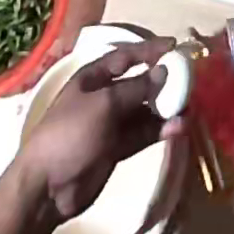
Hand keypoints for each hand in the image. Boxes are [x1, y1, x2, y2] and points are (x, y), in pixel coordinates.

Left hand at [14, 37, 186, 220]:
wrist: (46, 187)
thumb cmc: (71, 132)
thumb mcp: (104, 104)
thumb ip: (136, 88)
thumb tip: (163, 71)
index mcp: (94, 77)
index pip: (126, 56)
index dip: (150, 49)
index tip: (174, 45)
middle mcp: (104, 96)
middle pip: (138, 82)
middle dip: (162, 80)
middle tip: (187, 79)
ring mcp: (111, 123)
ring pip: (144, 110)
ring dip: (164, 108)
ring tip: (187, 107)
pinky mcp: (117, 147)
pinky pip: (143, 133)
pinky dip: (160, 129)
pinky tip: (177, 128)